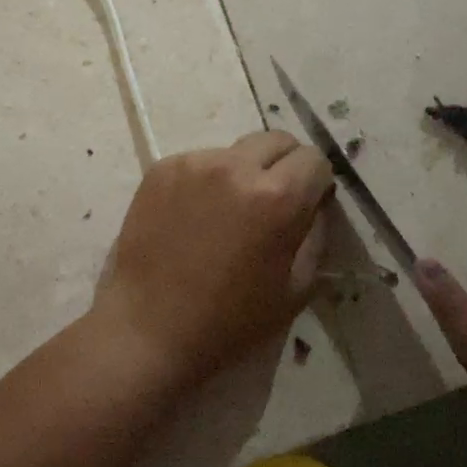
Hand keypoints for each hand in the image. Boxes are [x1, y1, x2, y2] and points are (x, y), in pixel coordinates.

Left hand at [92, 132, 334, 380]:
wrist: (149, 326)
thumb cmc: (229, 320)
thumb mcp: (295, 288)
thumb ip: (315, 234)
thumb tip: (315, 202)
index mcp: (277, 197)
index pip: (314, 159)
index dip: (317, 182)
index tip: (307, 204)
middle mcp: (236, 166)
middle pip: (277, 140)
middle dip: (285, 165)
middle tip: (273, 201)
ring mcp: (194, 162)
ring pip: (236, 150)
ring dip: (243, 171)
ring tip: (227, 214)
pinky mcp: (162, 167)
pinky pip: (199, 161)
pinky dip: (207, 180)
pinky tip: (195, 217)